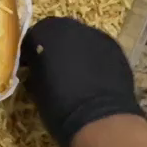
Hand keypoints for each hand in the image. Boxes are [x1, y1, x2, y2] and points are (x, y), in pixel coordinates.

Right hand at [22, 17, 144, 146]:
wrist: (98, 120)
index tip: (30, 67)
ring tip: (77, 75)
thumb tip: (35, 70)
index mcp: (46, 33)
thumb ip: (35, 71)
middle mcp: (71, 27)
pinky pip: (99, 49)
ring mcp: (96, 35)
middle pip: (59, 32)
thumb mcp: (36, 89)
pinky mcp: (115, 47)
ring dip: (77, 51)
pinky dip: (95, 59)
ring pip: (82, 39)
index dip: (31, 52)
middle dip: (56, 48)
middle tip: (54, 69)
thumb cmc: (59, 106)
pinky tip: (95, 78)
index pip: (34, 36)